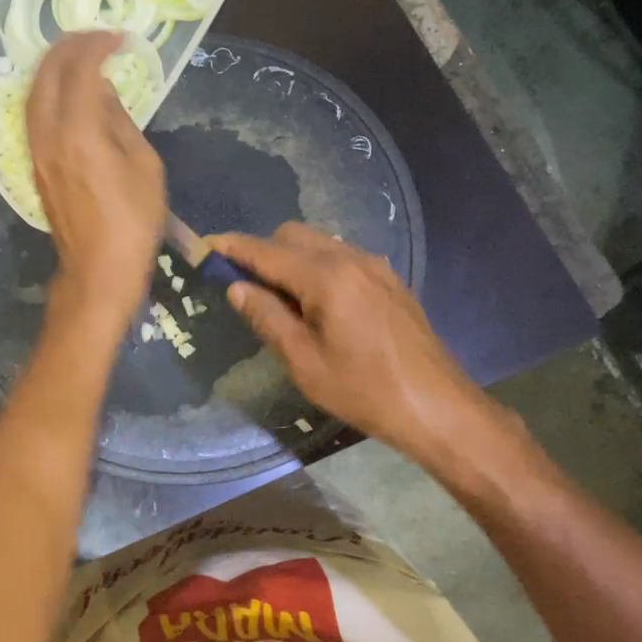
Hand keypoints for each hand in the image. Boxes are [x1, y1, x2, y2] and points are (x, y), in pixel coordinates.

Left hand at [26, 32, 165, 322]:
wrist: (98, 269)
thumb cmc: (132, 220)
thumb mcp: (143, 163)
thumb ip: (119, 120)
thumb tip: (103, 92)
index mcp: (78, 132)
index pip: (79, 70)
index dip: (97, 45)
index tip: (119, 38)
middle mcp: (48, 136)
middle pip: (46, 75)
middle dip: (67, 47)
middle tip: (94, 36)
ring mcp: (35, 153)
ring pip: (33, 95)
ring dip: (52, 68)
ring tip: (78, 54)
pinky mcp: (34, 167)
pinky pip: (34, 116)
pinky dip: (48, 93)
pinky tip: (67, 90)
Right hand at [213, 223, 504, 458]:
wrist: (435, 406)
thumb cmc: (362, 389)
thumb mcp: (302, 360)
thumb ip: (267, 317)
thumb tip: (237, 288)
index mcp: (327, 277)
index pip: (267, 252)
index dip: (233, 248)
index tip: (206, 246)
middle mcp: (351, 260)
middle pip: (293, 236)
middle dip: (262, 251)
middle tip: (241, 284)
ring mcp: (375, 267)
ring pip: (318, 243)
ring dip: (289, 258)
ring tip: (275, 297)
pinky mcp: (387, 281)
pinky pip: (340, 257)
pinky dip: (315, 266)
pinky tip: (312, 302)